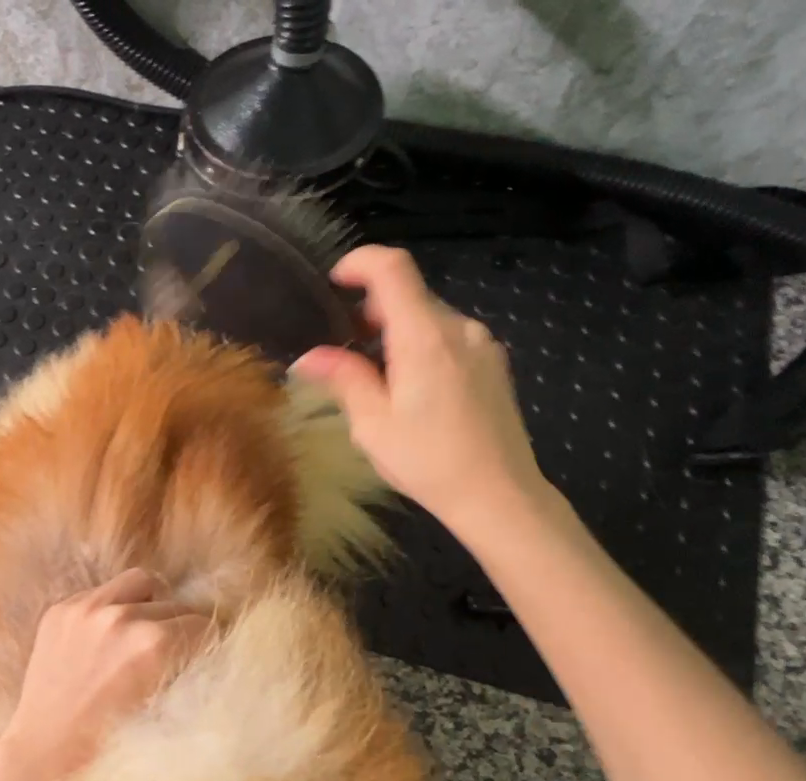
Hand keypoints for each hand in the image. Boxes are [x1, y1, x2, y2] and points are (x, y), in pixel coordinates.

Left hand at [0, 568, 210, 780]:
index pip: (206, 626)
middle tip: (174, 658)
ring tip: (142, 637)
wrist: (47, 756)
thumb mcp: (170, 713)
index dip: (210, 647)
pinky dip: (113, 609)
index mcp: (154, 644)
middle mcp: (120, 617)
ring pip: (141, 583)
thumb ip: (192, 672)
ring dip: (150, 606)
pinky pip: (103, 593)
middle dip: (182, 630)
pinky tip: (107, 640)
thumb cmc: (113, 747)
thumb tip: (216, 650)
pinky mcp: (60, 610)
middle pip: (178, 605)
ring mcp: (85, 608)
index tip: (206, 662)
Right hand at [290, 245, 549, 529]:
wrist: (498, 494)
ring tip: (374, 377)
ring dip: (395, 332)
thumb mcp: (372, 424)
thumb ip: (343, 379)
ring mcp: (481, 344)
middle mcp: (458, 328)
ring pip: (428, 318)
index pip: (393, 269)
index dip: (360, 262)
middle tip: (344, 348)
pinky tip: (409, 390)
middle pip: (409, 294)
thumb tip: (307, 357)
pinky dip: (419, 347)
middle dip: (371, 311)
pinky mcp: (492, 364)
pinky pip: (447, 339)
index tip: (333, 282)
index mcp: (424, 337)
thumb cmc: (428, 460)